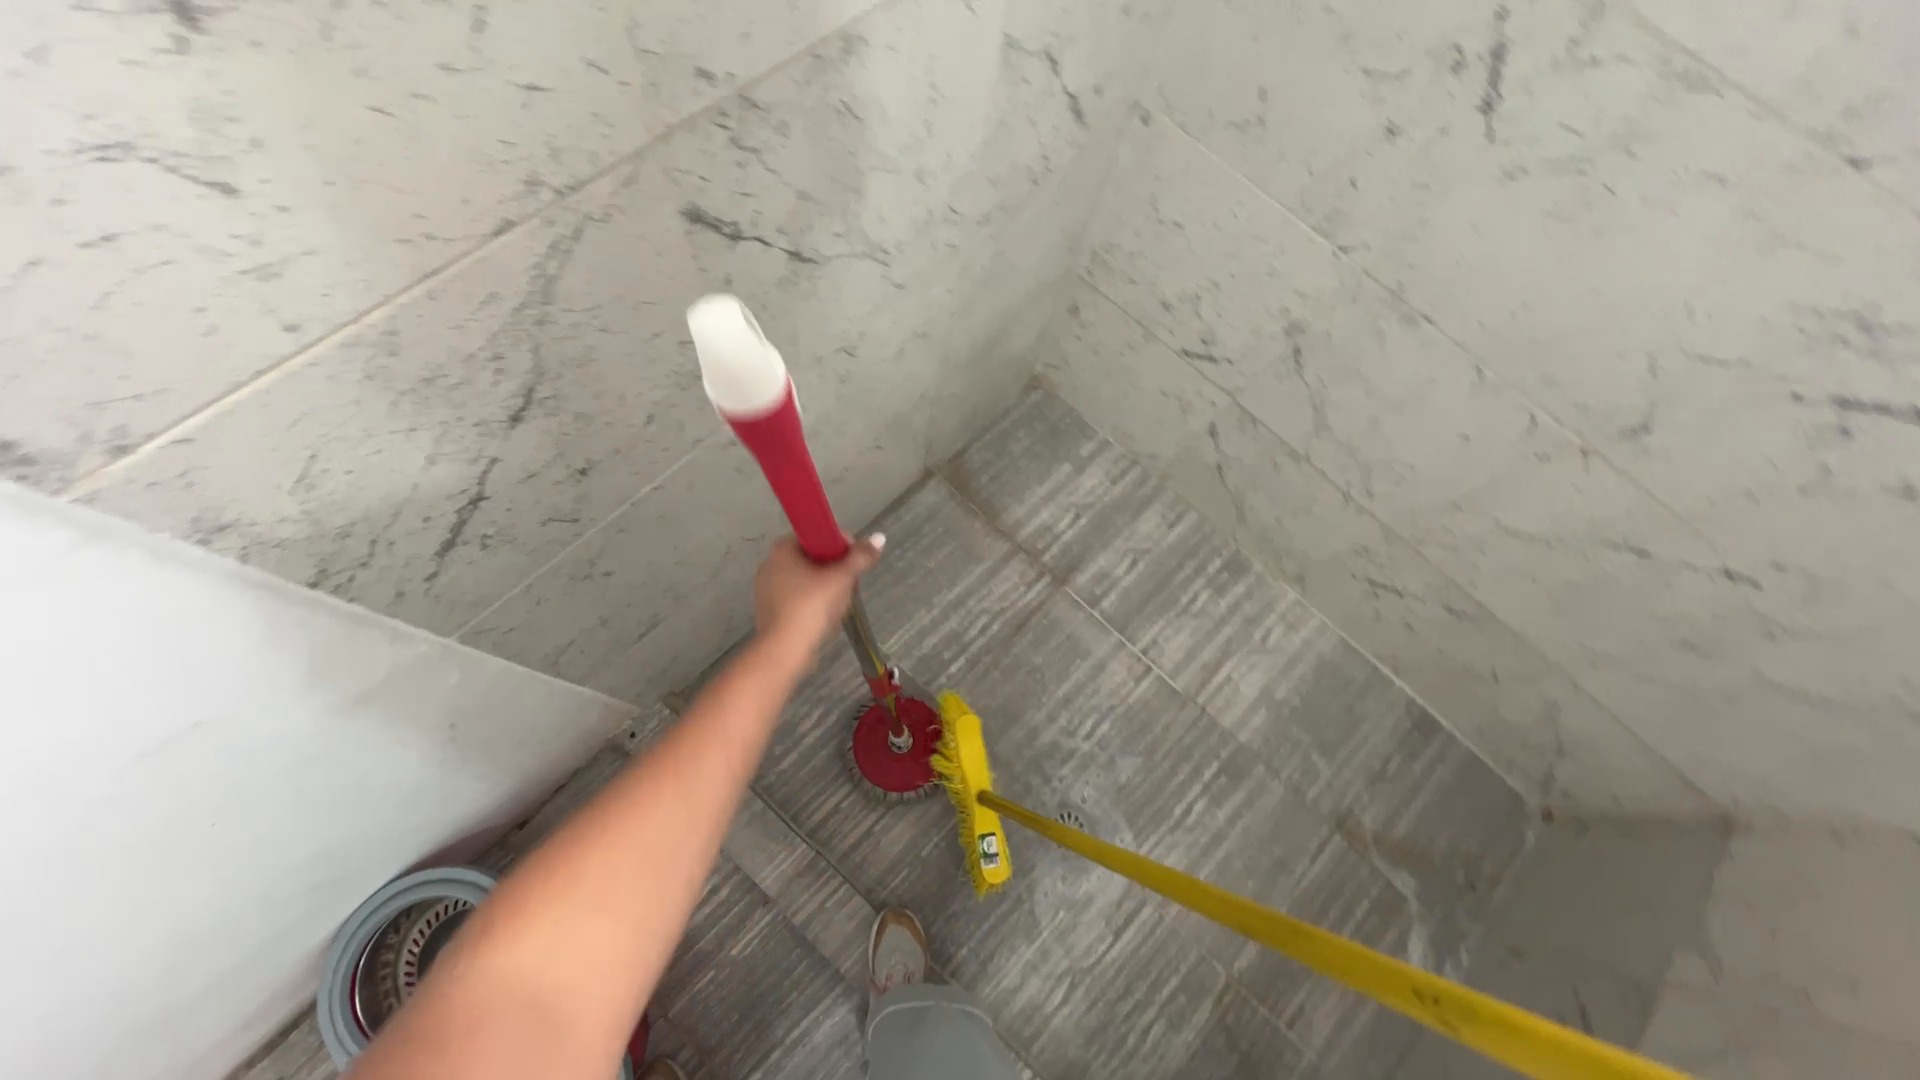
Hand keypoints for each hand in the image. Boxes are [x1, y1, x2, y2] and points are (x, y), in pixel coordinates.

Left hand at [752, 534, 884, 652]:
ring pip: (805, 579)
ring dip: (825, 587)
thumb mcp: (842, 578)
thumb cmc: (812, 607)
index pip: (815, 534)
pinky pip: (797, 598)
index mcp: (782, 549)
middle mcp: (770, 564)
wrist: (785, 651)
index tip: (855, 560)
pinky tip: (825, 617)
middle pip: (811, 558)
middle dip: (835, 568)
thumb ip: (860, 557)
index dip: (839, 544)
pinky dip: (812, 602)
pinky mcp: (770, 611)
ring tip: (842, 603)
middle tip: (851, 583)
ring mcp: (766, 589)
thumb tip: (879, 537)